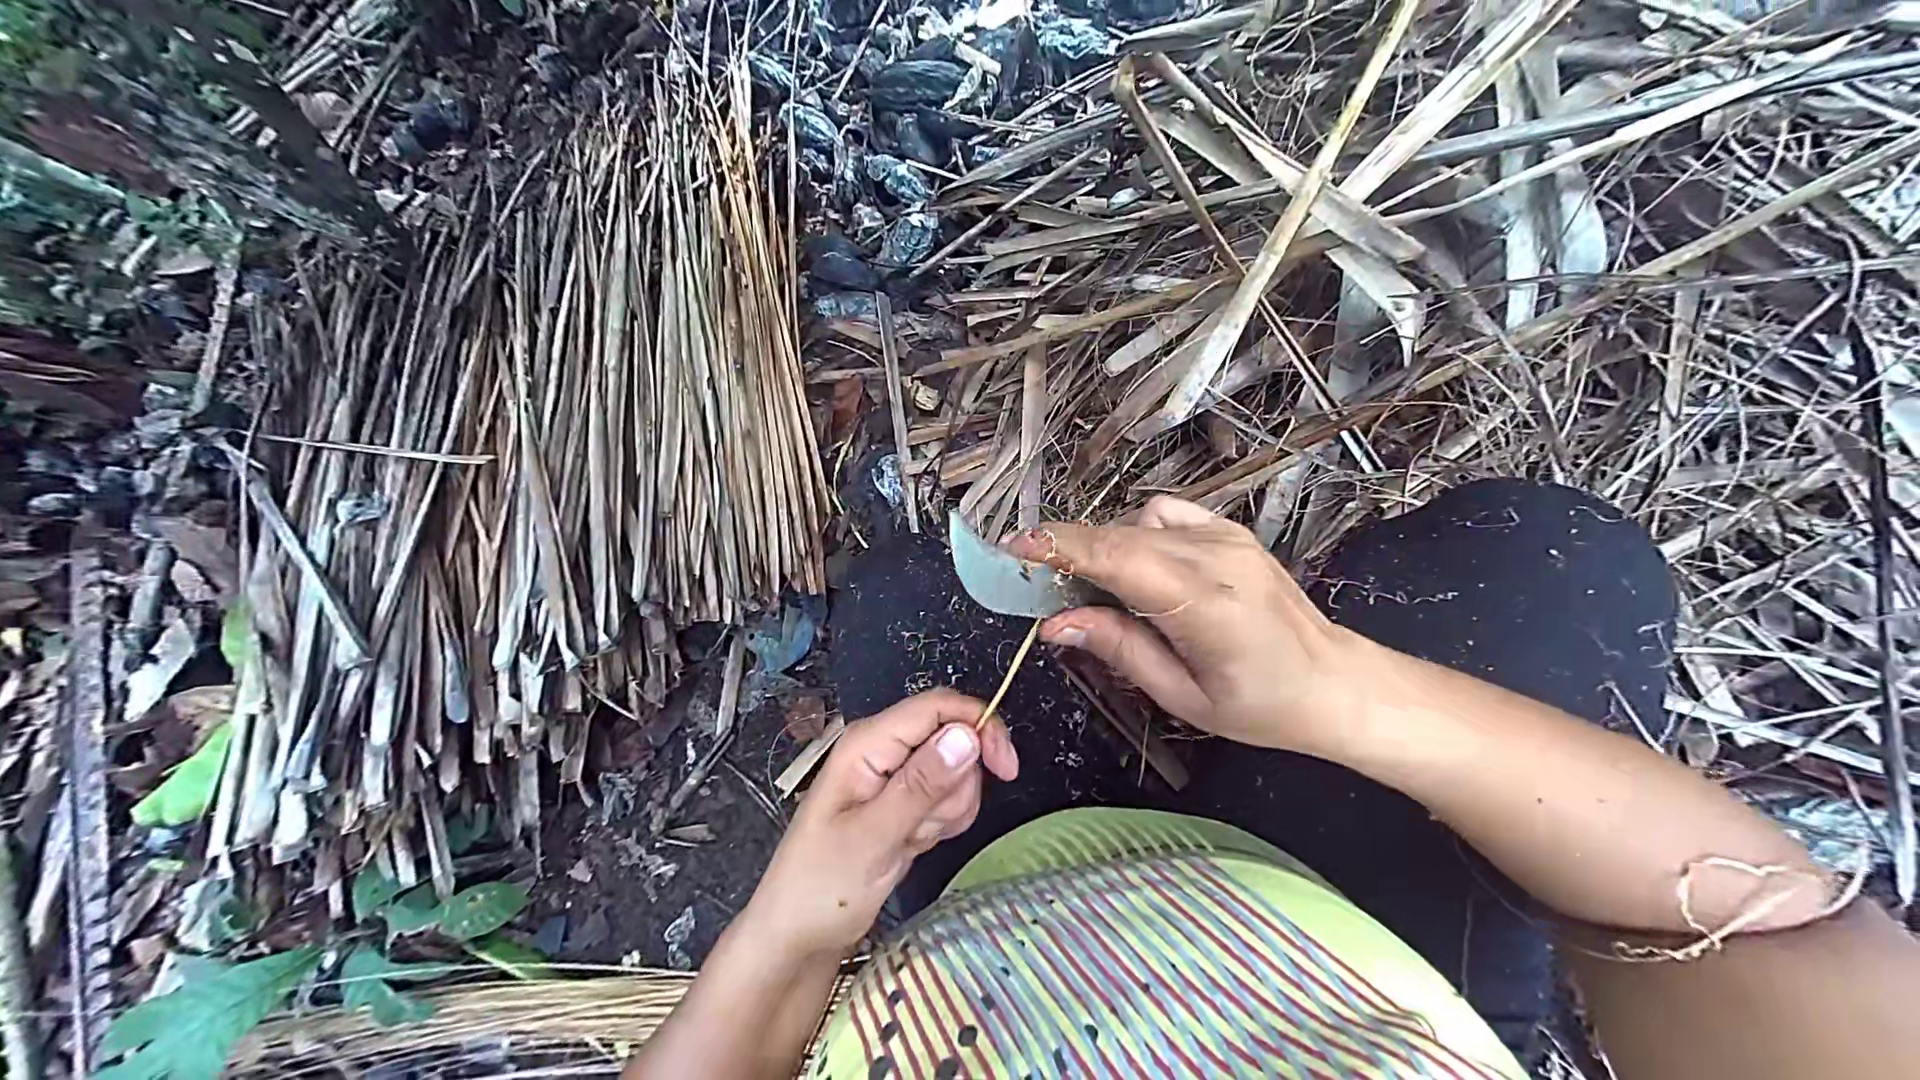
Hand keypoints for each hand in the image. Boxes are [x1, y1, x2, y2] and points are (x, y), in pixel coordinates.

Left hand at [735, 689, 1018, 962]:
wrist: (798, 936)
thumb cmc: (819, 887)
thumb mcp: (872, 838)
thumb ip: (922, 785)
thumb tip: (967, 735)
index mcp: (869, 742)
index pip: (939, 707)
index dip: (980, 726)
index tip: (1006, 769)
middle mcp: (885, 748)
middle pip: (954, 739)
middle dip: (956, 785)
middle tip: (923, 825)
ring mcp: (896, 775)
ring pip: (957, 771)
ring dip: (948, 810)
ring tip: (909, 838)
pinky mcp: (907, 800)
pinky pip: (948, 797)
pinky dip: (942, 822)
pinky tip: (913, 843)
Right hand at [1006, 495, 1368, 754]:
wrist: (1335, 682)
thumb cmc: (1261, 705)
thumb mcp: (1182, 695)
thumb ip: (1117, 648)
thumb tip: (1055, 623)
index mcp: (1205, 604)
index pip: (1117, 557)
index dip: (1060, 547)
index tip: (1014, 548)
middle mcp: (1215, 556)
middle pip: (1118, 536)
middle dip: (1068, 552)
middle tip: (1042, 586)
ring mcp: (1225, 536)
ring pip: (1135, 521)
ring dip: (1103, 548)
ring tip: (1101, 589)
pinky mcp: (1230, 529)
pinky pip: (1164, 514)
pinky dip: (1136, 531)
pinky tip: (1139, 563)